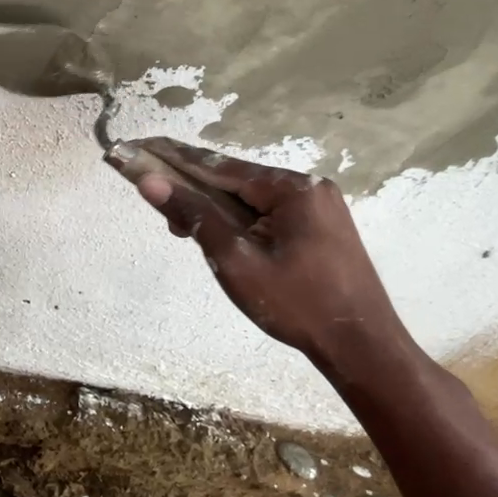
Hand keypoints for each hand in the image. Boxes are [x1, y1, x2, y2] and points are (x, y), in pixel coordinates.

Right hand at [104, 137, 405, 361]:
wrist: (364, 350)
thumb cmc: (298, 305)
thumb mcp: (235, 259)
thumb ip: (192, 214)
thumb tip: (147, 180)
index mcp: (292, 189)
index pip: (215, 166)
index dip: (169, 157)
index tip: (133, 146)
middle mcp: (307, 187)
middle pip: (230, 178)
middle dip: (187, 186)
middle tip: (151, 196)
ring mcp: (315, 206)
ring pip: (243, 195)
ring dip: (208, 206)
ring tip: (180, 228)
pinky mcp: (317, 224)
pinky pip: (260, 209)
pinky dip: (231, 217)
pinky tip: (213, 233)